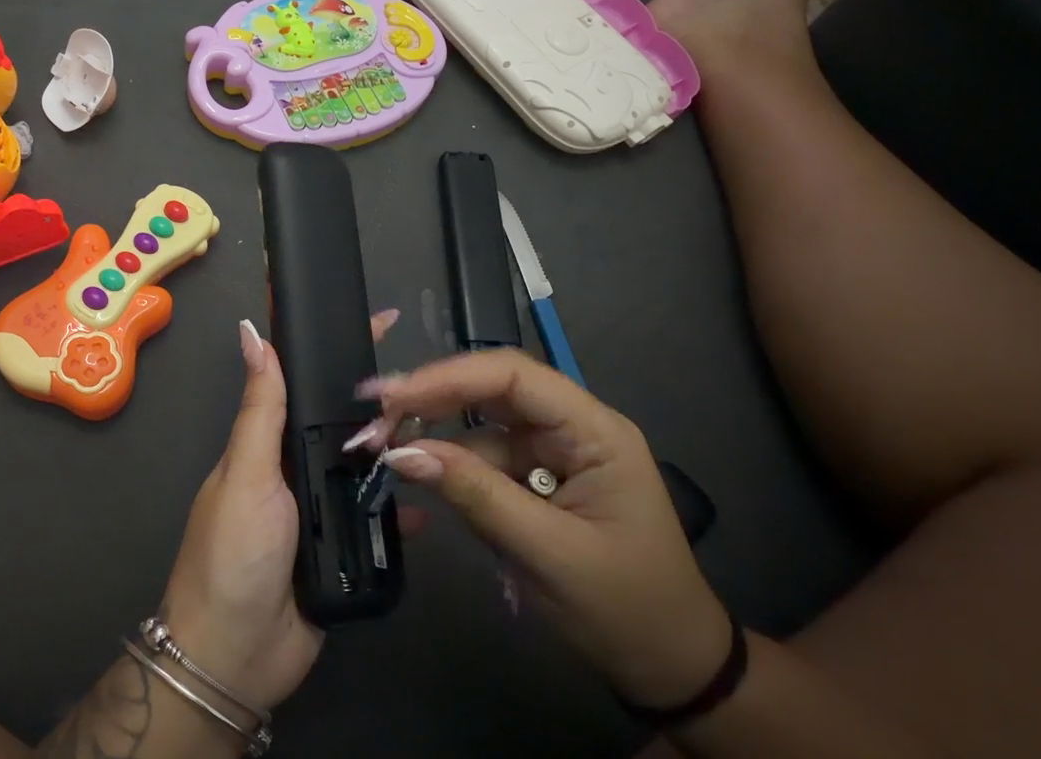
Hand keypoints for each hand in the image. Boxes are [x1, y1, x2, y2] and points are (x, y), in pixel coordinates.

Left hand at [159, 311, 396, 712]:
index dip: (336, 351)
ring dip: (399, 456)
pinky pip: (379, 521)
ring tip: (441, 440)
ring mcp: (321, 512)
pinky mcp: (345, 551)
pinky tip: (430, 502)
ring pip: (368, 471)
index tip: (380, 321)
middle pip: (345, 427)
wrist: (238, 654)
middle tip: (431, 393)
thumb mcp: (246, 474)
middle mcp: (295, 471)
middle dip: (382, 408)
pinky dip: (402, 511)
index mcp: (267, 446)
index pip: (304, 384)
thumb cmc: (234, 552)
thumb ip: (259, 409)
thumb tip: (251, 332)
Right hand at [353, 349, 728, 708]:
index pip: (514, 376)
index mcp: (594, 431)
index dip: (448, 377)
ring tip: (380, 447)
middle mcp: (571, 429)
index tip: (392, 397)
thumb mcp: (548, 552)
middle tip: (373, 418)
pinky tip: (414, 475)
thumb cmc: (625, 607)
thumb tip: (401, 454)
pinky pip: (482, 462)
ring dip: (432, 436)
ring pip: (480, 427)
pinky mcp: (534, 482)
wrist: (667, 665)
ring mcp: (551, 456)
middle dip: (431, 399)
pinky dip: (446, 468)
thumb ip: (475, 496)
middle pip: (491, 391)